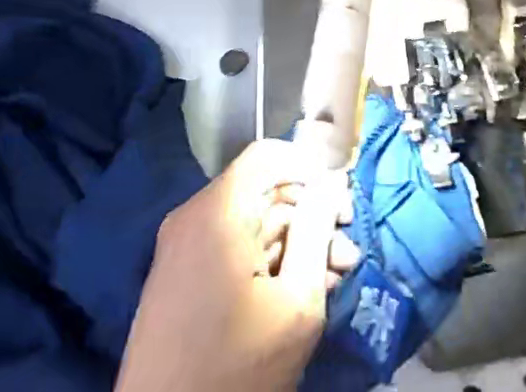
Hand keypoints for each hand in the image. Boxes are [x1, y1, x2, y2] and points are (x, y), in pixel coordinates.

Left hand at [115, 140, 358, 391]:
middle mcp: (193, 217)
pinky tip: (297, 291)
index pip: (268, 155)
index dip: (310, 167)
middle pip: (263, 191)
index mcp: (216, 212)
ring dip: (295, 242)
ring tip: (331, 278)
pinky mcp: (179, 276)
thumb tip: (330, 184)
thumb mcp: (295, 302)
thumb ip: (316, 232)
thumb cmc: (235, 370)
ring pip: (251, 222)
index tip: (341, 200)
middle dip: (310, 215)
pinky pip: (231, 247)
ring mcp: (181, 247)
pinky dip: (267, 259)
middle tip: (346, 251)